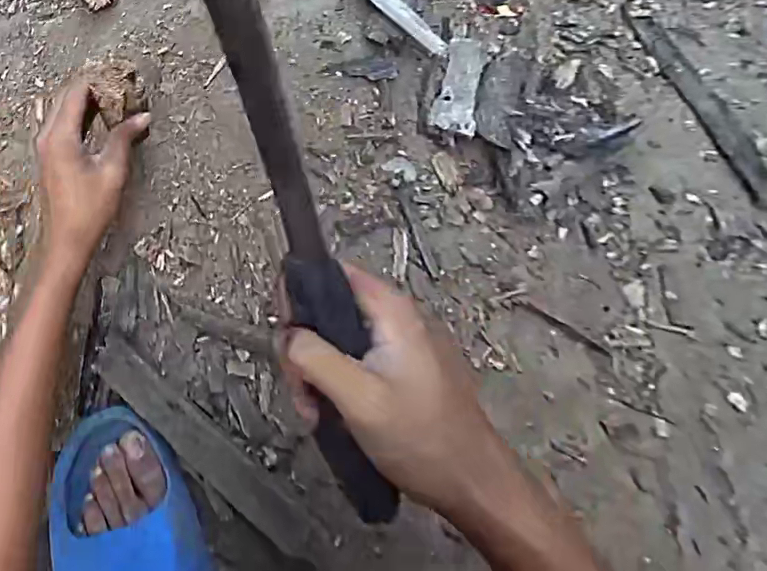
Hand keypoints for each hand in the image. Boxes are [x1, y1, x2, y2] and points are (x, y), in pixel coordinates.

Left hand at [35, 80, 150, 270]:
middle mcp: (46, 137)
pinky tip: (96, 118)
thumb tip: (142, 116)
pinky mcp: (47, 155)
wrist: (66, 240)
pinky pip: (59, 124)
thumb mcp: (112, 171)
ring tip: (110, 98)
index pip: (74, 94)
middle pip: (64, 98)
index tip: (116, 77)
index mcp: (59, 137)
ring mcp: (44, 146)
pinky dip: (76, 115)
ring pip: (60, 110)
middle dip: (89, 88)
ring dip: (82, 101)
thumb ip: (123, 138)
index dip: (95, 81)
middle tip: (116, 86)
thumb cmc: (89, 210)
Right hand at [278, 263, 518, 519]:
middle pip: (322, 307)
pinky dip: (330, 380)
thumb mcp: (359, 397)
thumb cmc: (424, 440)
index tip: (287, 334)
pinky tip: (327, 412)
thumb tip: (286, 334)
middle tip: (300, 383)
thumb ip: (313, 355)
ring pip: (329, 336)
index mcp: (389, 308)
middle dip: (301, 344)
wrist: (480, 495)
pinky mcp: (394, 368)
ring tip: (314, 407)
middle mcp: (392, 316)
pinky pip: (345, 358)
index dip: (296, 295)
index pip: (325, 271)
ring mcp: (394, 343)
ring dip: (312, 369)